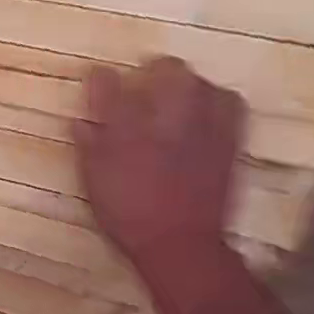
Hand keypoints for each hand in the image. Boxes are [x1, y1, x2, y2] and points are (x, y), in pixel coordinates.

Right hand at [73, 57, 245, 271]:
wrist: (179, 243)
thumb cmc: (126, 212)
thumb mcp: (95, 180)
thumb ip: (90, 145)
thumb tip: (82, 121)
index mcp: (128, 129)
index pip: (112, 88)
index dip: (103, 78)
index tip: (97, 74)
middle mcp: (169, 120)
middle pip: (170, 72)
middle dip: (156, 70)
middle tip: (145, 78)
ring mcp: (206, 129)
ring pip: (205, 85)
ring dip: (190, 82)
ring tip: (179, 92)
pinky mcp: (231, 143)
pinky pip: (231, 107)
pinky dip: (218, 101)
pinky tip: (207, 110)